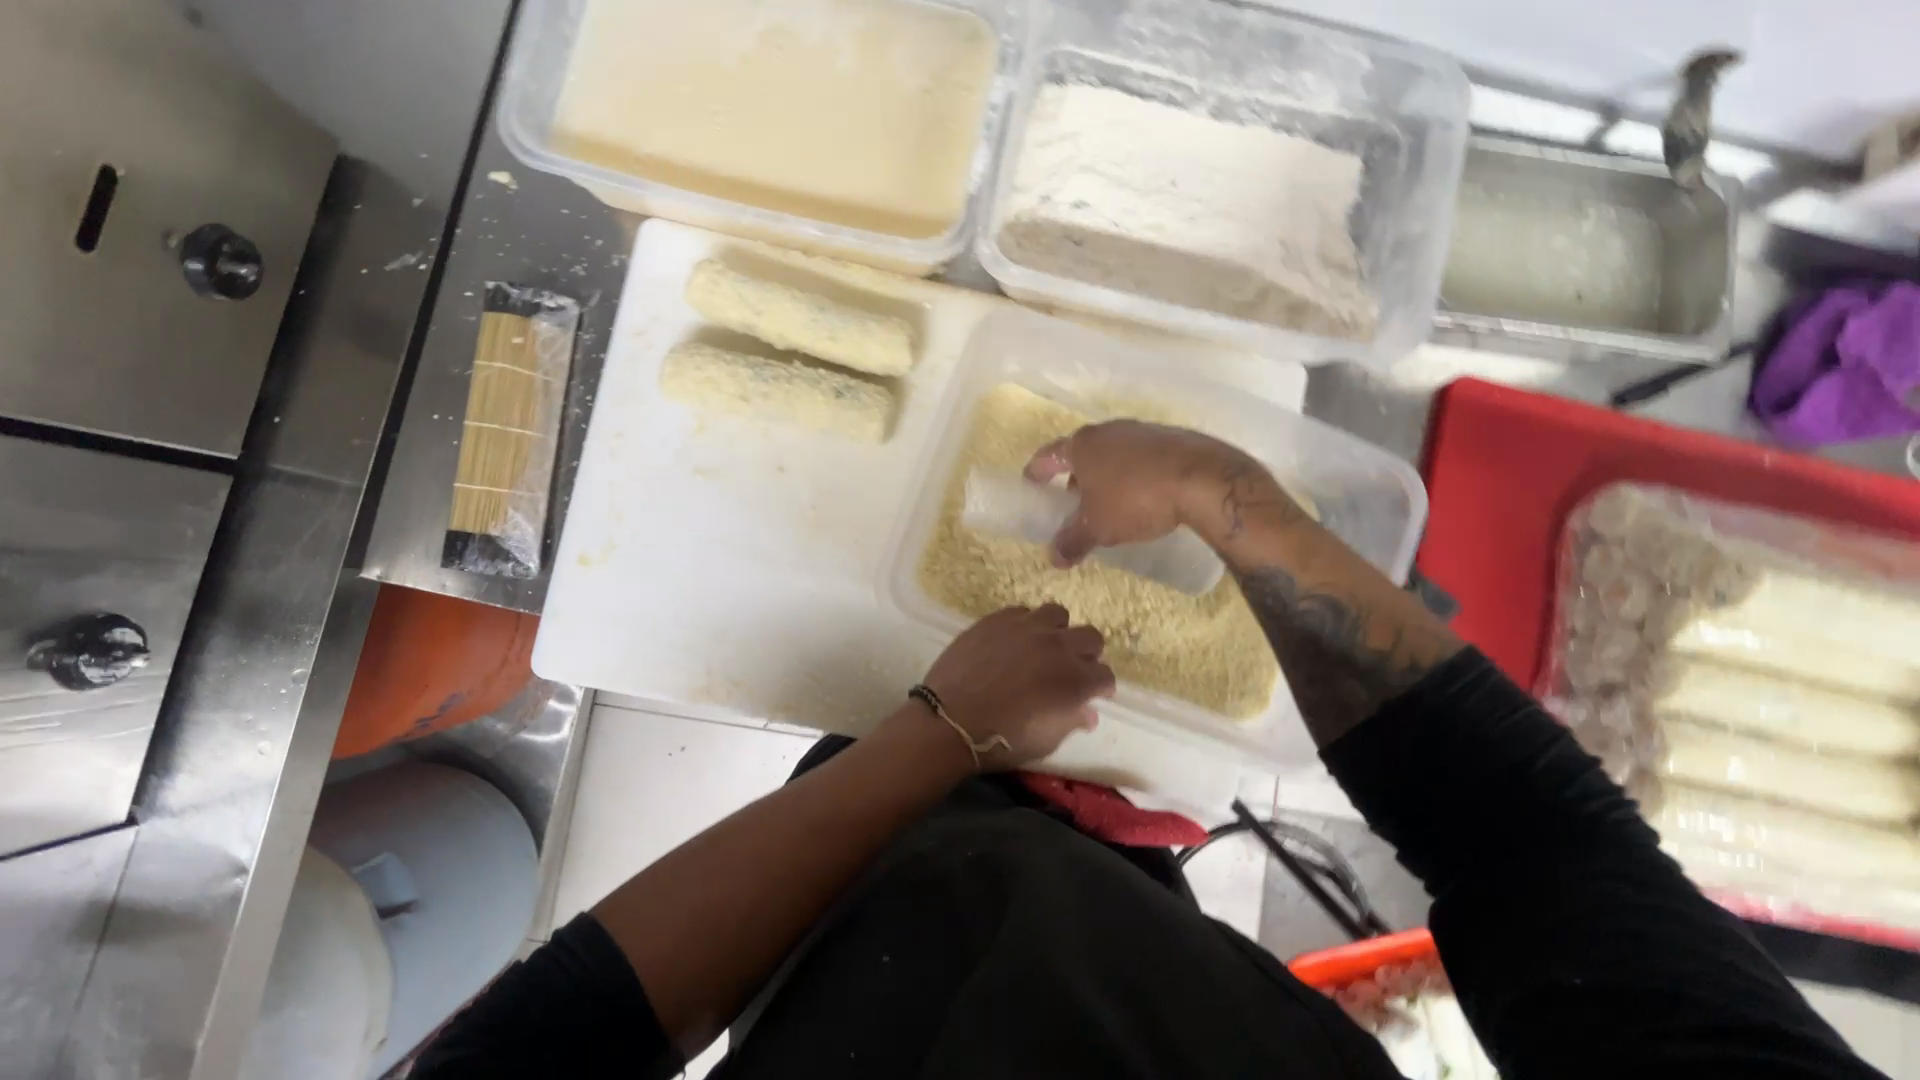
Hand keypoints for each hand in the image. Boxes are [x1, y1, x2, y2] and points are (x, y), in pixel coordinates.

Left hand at [917, 604, 1114, 769]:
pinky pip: (1021, 612)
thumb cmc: (1002, 741)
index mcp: (1075, 680)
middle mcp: (1057, 646)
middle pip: (1090, 637)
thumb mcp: (1046, 741)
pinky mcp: (997, 619)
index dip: (1101, 687)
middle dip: (1087, 654)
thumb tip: (1088, 713)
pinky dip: (1024, 625)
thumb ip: (1071, 721)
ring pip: (1057, 614)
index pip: (1105, 675)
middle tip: (1071, 669)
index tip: (1093, 695)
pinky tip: (1013, 641)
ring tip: (1043, 646)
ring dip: (1057, 631)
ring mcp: (1026, 628)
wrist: (950, 721)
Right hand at [1025, 421, 1293, 567]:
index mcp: (1083, 445)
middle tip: (1075, 503)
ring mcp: (1144, 431)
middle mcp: (1110, 430)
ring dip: (1109, 476)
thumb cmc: (1135, 499)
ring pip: (1116, 454)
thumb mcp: (1098, 527)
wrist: (1201, 479)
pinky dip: (1137, 474)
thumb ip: (1072, 541)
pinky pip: (1144, 458)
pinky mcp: (1174, 439)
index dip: (1038, 470)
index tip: (1031, 482)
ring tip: (1112, 504)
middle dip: (1077, 477)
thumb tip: (1053, 558)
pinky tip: (1146, 497)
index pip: (1050, 455)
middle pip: (1084, 453)